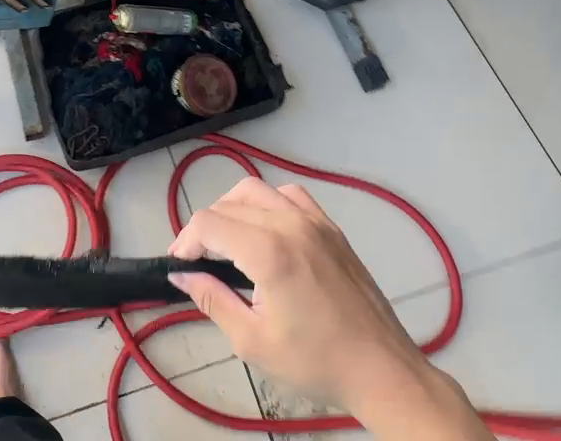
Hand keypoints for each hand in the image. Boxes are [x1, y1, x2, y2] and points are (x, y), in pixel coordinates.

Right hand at [167, 178, 489, 440]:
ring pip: (257, 190)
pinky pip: (290, 196)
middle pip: (229, 204)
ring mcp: (315, 221)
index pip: (209, 224)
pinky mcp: (332, 228)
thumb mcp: (253, 341)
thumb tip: (181, 275)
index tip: (178, 266)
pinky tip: (266, 231)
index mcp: (268, 251)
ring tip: (227, 242)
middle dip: (205, 228)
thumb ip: (212, 299)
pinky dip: (268, 203)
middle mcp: (290, 223)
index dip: (185, 241)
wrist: (382, 369)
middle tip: (198, 261)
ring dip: (233, 209)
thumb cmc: (316, 362)